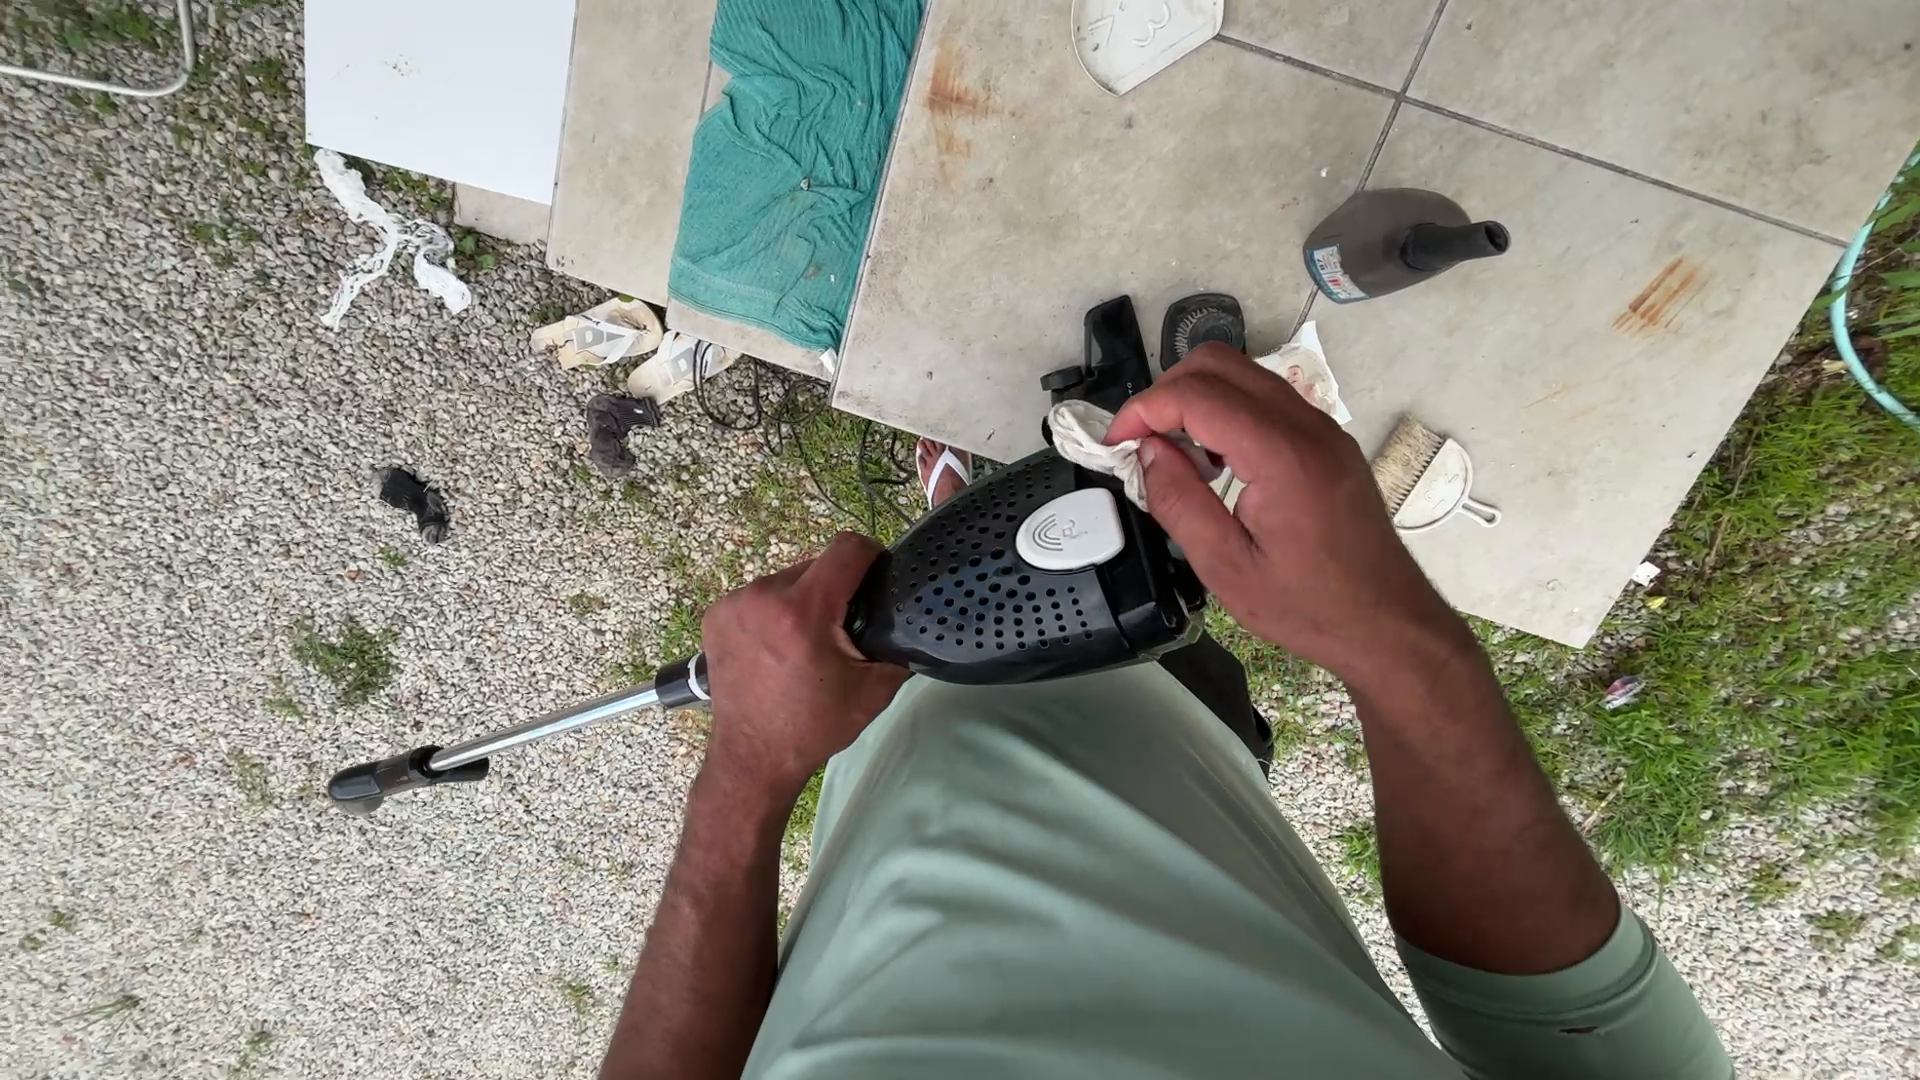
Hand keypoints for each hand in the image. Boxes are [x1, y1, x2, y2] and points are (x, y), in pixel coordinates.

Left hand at [698, 532, 910, 796]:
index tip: (879, 575)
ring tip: (809, 638)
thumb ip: (900, 647)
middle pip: (818, 564)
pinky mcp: (716, 613)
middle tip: (843, 626)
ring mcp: (734, 603)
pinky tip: (779, 643)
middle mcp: (763, 597)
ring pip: (789, 578)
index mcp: (802, 612)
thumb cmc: (814, 726)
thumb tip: (915, 619)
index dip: (872, 555)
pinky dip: (776, 609)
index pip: (847, 547)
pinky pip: (761, 594)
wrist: (752, 758)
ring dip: (805, 597)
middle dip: (836, 587)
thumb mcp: (874, 690)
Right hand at [1106, 344, 1470, 688]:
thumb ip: (1178, 502)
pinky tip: (1212, 460)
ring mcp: (1322, 428)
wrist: (1387, 623)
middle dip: (1165, 392)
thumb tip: (1147, 451)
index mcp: (1281, 455)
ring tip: (1172, 453)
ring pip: (1242, 374)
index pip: (1198, 395)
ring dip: (1194, 399)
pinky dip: (1223, 411)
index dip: (1143, 409)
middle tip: (1139, 442)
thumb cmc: (1306, 606)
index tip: (1113, 444)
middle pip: (1219, 363)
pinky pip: (1264, 398)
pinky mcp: (1326, 440)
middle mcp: (1306, 425)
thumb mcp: (1224, 567)